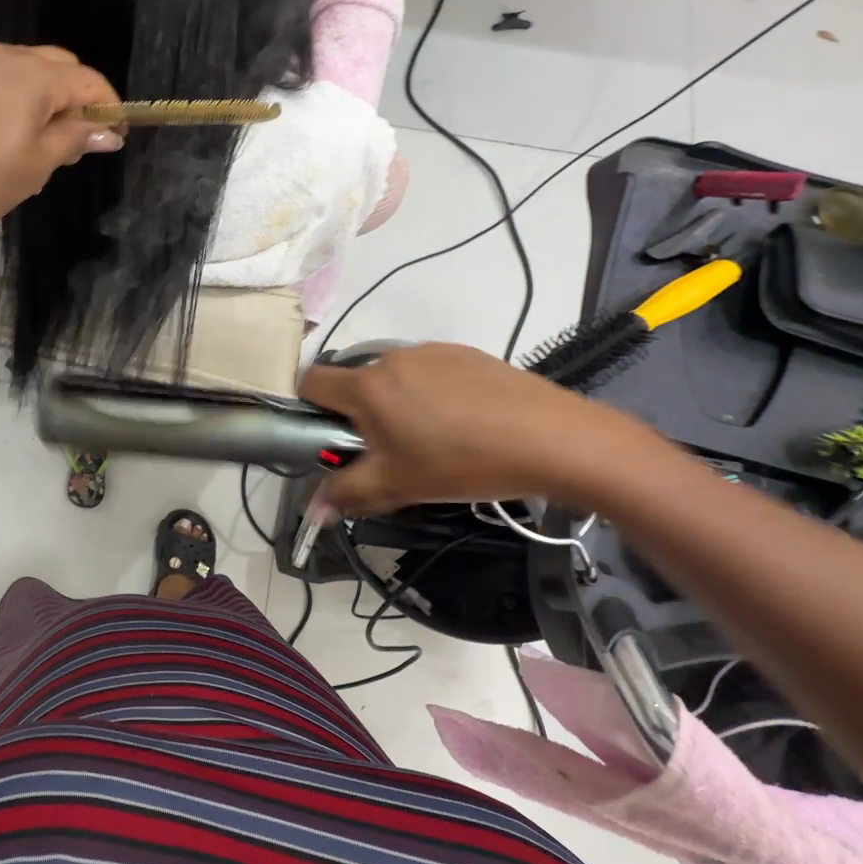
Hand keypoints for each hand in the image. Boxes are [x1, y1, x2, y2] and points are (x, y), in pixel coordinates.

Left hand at [0, 44, 121, 253]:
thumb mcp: (38, 163)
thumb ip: (76, 139)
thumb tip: (109, 131)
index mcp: (33, 74)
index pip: (88, 80)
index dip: (109, 107)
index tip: (117, 136)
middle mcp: (5, 57)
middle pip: (59, 67)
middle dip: (76, 100)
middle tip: (77, 144)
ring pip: (27, 72)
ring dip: (45, 100)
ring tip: (41, 146)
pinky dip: (15, 101)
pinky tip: (7, 138)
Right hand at [297, 343, 673, 513]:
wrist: (554, 440)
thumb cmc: (462, 463)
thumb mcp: (399, 486)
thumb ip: (347, 494)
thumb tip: (313, 511)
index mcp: (366, 387)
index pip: (311, 380)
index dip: (308, 406)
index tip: (327, 435)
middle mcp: (391, 359)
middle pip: (354, 381)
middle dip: (359, 412)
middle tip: (387, 449)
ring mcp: (431, 352)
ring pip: (394, 377)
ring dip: (397, 402)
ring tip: (432, 438)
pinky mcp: (467, 353)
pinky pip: (430, 371)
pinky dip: (432, 393)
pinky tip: (463, 423)